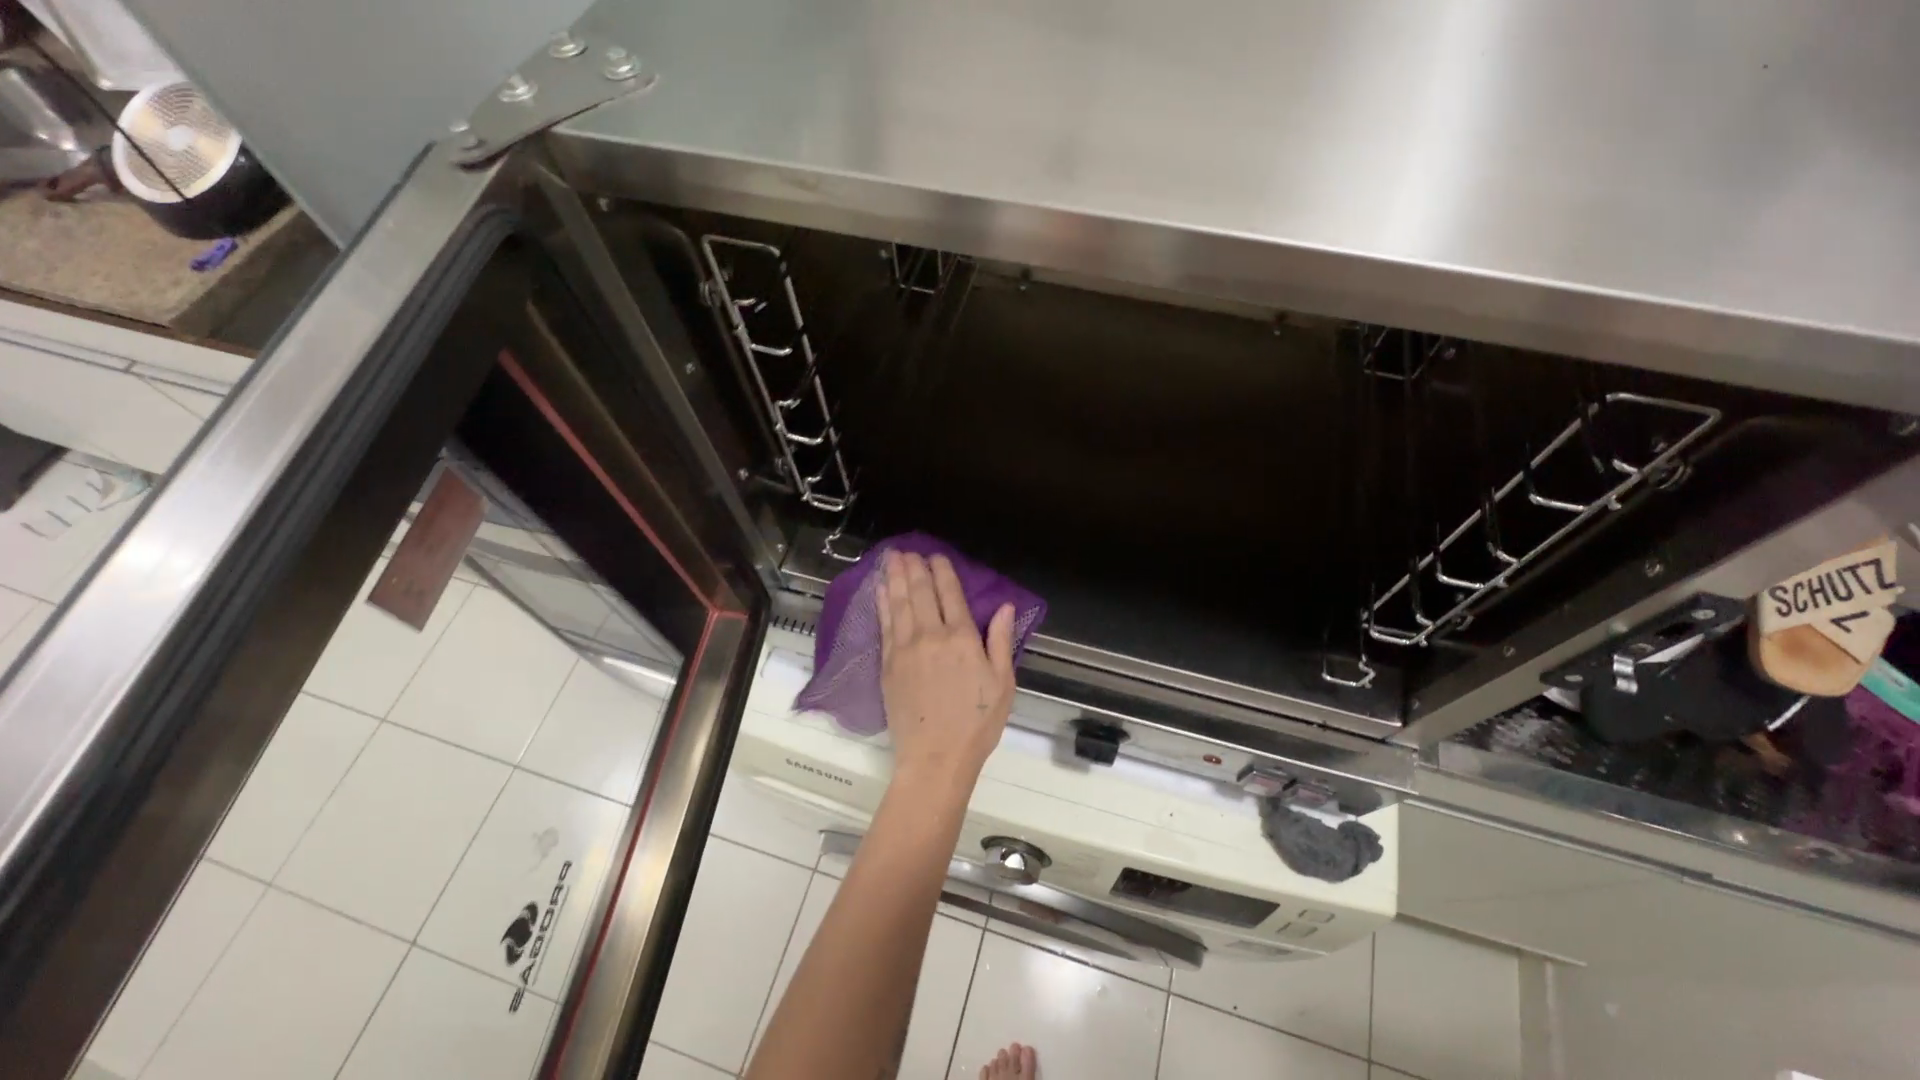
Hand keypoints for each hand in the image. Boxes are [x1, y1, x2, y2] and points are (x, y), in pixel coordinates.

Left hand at [877, 551, 1015, 799]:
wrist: (936, 757)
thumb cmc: (977, 724)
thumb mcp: (1003, 684)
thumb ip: (1000, 641)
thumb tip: (1004, 606)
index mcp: (963, 639)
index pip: (951, 594)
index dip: (942, 572)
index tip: (936, 556)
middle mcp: (931, 636)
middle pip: (921, 593)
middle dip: (914, 568)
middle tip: (908, 550)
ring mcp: (905, 649)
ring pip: (898, 603)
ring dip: (894, 578)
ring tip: (891, 558)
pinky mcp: (888, 664)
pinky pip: (884, 625)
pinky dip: (881, 603)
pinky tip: (879, 590)